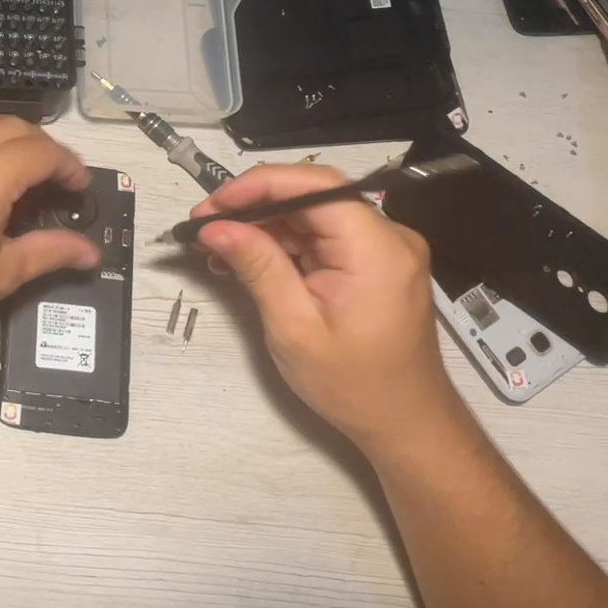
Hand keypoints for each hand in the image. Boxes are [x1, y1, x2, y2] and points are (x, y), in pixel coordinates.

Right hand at [193, 164, 459, 453]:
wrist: (404, 423)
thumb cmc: (351, 383)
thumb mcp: (293, 326)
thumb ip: (257, 266)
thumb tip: (214, 226)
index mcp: (376, 249)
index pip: (315, 186)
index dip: (258, 185)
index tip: (212, 205)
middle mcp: (386, 237)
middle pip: (312, 195)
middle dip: (253, 203)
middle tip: (203, 223)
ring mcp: (381, 248)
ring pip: (311, 214)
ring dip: (261, 225)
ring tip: (215, 246)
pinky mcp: (371, 263)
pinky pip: (319, 237)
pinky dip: (281, 243)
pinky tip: (245, 259)